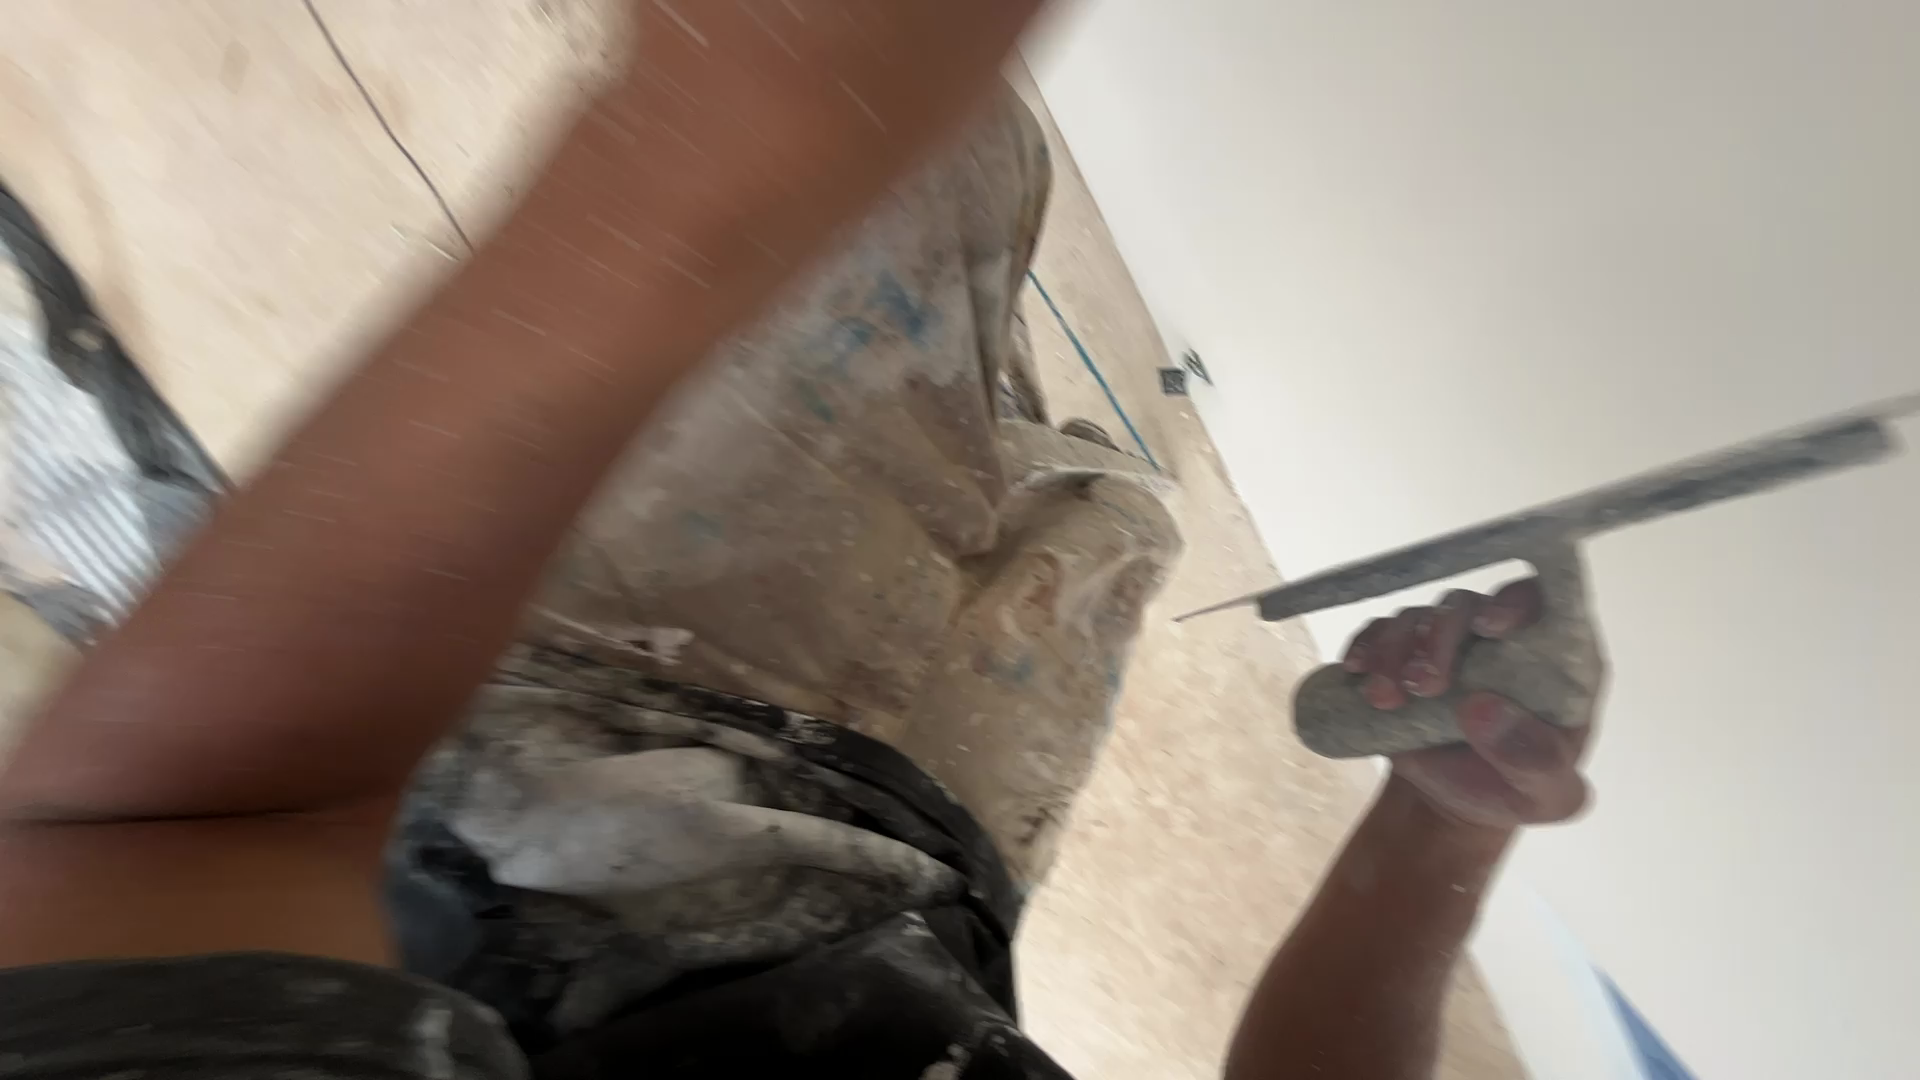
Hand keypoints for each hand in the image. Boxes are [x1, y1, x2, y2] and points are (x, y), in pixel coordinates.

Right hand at [1341, 579, 1592, 828]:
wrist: (1446, 798)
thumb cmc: (1511, 791)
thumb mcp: (1544, 794)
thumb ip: (1532, 758)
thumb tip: (1482, 707)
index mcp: (1550, 662)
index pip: (1545, 603)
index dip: (1516, 603)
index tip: (1489, 628)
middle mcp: (1496, 640)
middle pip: (1465, 606)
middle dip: (1437, 639)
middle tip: (1421, 686)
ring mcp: (1444, 643)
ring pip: (1416, 617)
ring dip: (1393, 650)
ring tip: (1383, 698)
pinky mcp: (1400, 652)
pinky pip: (1377, 630)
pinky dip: (1364, 646)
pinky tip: (1356, 671)